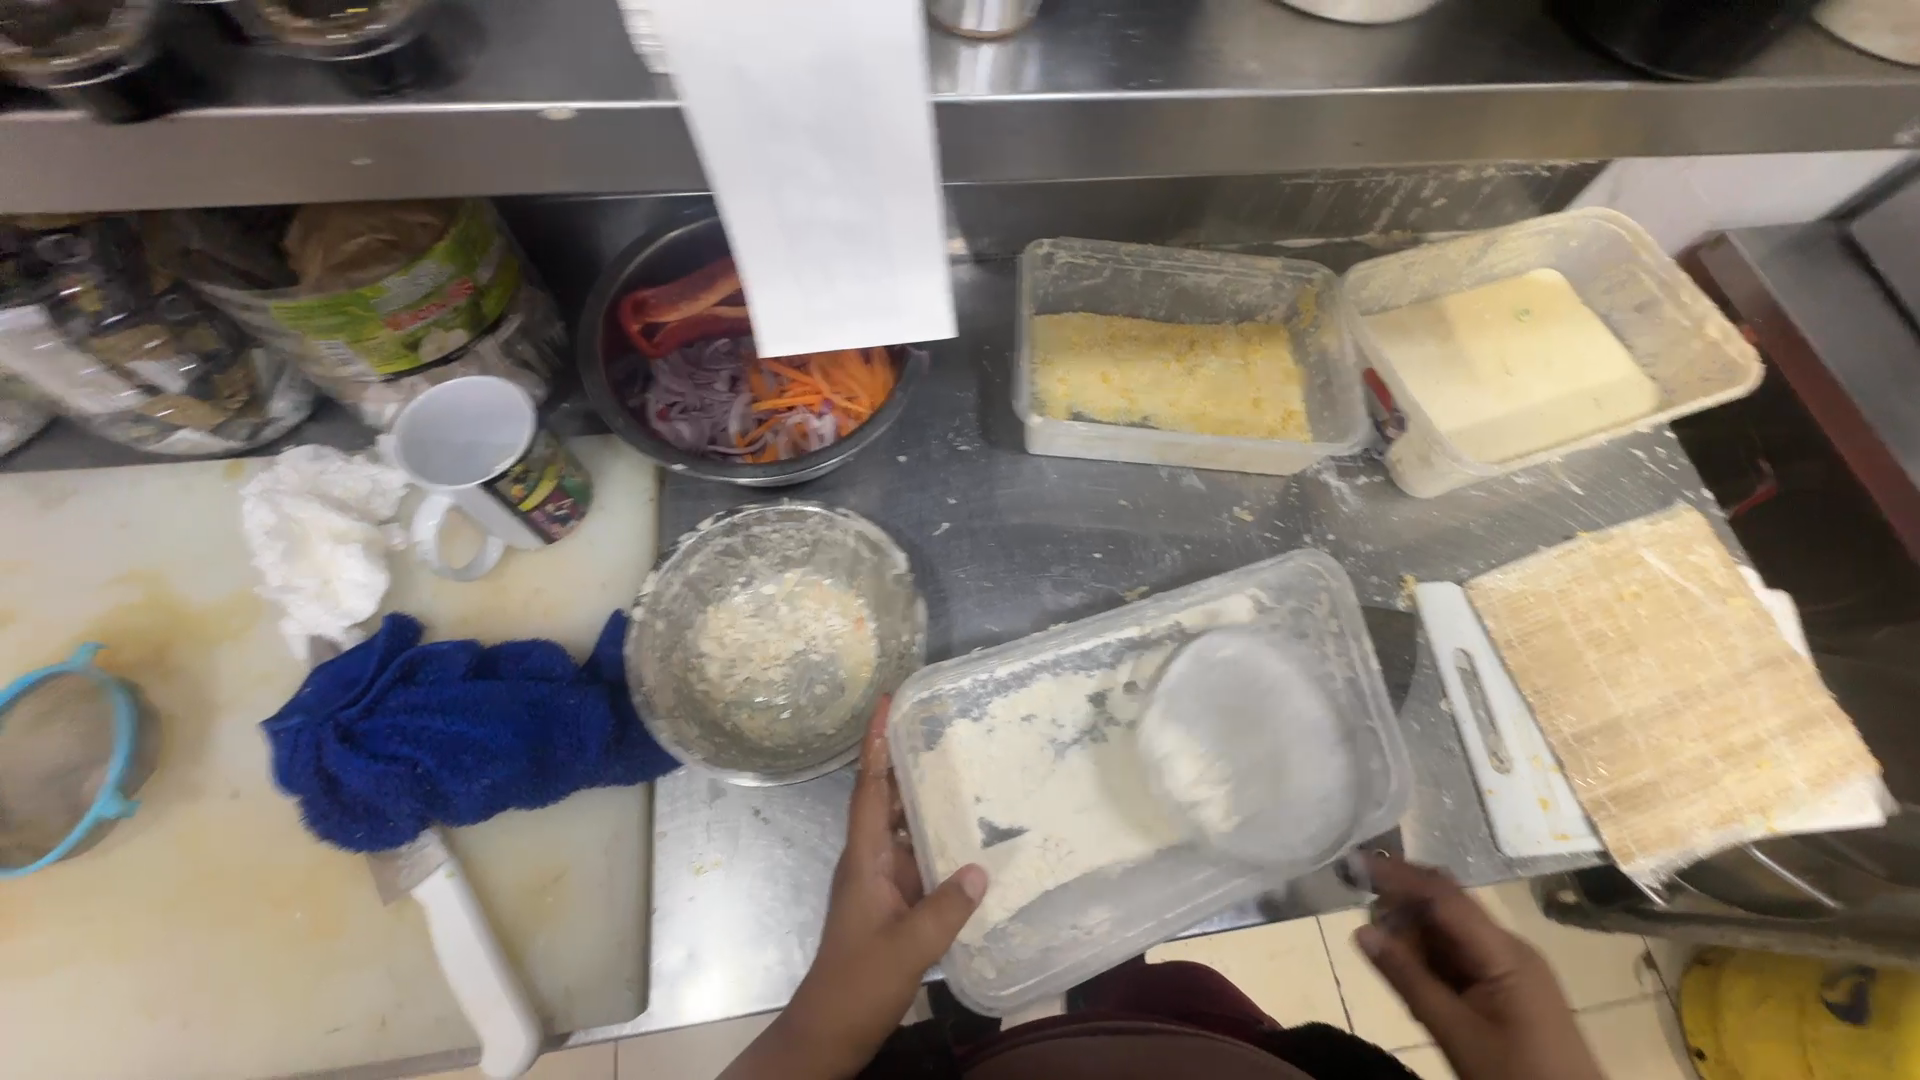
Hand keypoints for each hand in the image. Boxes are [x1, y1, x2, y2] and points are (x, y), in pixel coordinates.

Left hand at [722, 700, 987, 1079]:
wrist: (830, 1030)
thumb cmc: (858, 982)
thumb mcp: (907, 946)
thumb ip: (945, 908)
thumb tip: (980, 867)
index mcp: (864, 857)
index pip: (869, 786)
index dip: (876, 742)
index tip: (887, 702)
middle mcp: (870, 858)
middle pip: (886, 797)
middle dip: (905, 759)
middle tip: (940, 726)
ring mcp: (880, 880)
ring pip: (904, 828)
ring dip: (925, 801)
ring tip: (964, 770)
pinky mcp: (893, 901)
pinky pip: (917, 858)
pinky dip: (938, 842)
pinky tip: (968, 840)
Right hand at [1354, 854, 1603, 1079]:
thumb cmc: (1519, 1078)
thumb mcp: (1456, 1033)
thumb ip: (1407, 979)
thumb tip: (1360, 931)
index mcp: (1505, 952)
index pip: (1442, 895)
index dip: (1396, 875)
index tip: (1352, 863)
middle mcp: (1509, 948)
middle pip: (1444, 908)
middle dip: (1402, 912)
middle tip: (1370, 935)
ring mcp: (1510, 967)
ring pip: (1447, 933)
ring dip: (1413, 940)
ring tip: (1393, 969)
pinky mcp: (1507, 986)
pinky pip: (1458, 956)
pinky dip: (1429, 961)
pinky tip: (1415, 982)